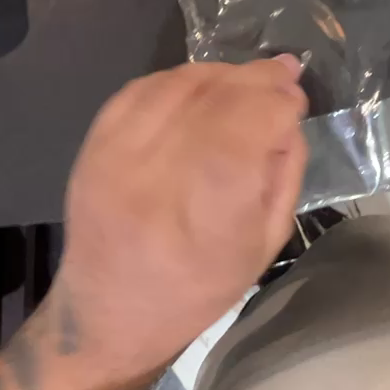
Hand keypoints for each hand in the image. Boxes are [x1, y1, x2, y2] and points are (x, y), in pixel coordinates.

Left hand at [51, 58, 308, 378]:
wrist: (112, 315)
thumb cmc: (200, 288)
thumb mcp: (266, 243)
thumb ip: (284, 173)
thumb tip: (286, 117)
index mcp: (212, 206)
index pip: (255, 119)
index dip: (283, 99)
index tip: (296, 100)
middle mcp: (161, 173)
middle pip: (221, 93)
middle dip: (259, 78)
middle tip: (282, 76)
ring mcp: (119, 155)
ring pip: (180, 82)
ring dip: (221, 73)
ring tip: (243, 82)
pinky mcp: (93, 148)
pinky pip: (140, 88)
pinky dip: (177, 79)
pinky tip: (199, 87)